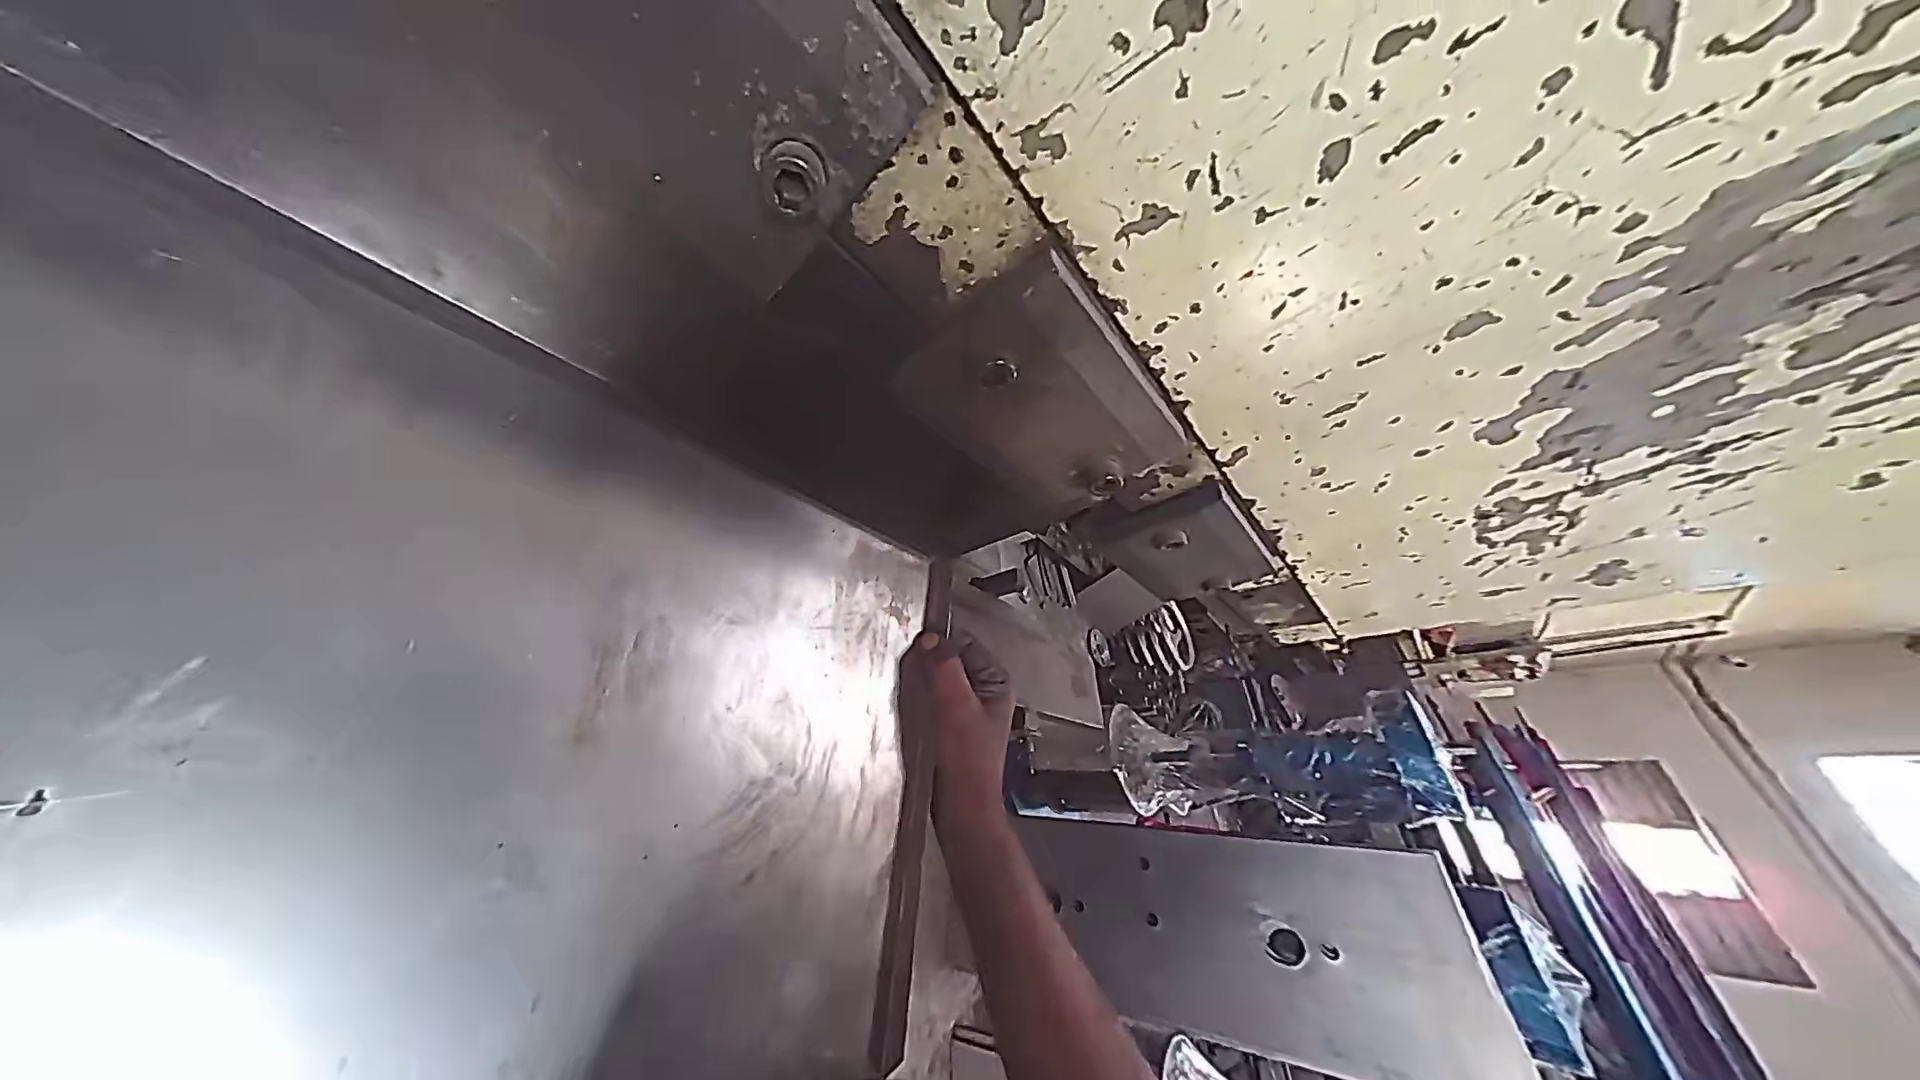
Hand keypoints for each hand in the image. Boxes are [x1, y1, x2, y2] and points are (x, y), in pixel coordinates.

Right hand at [900, 632, 1015, 817]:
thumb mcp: (956, 706)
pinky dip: (922, 698)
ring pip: (943, 682)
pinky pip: (936, 701)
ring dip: (924, 681)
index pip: (966, 644)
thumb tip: (929, 638)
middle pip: (954, 662)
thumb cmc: (965, 758)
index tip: (915, 649)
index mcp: (997, 682)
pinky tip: (909, 705)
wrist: (963, 808)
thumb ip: (945, 668)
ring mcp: (971, 711)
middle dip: (931, 662)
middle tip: (906, 668)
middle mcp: (987, 693)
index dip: (941, 643)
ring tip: (905, 685)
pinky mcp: (955, 727)